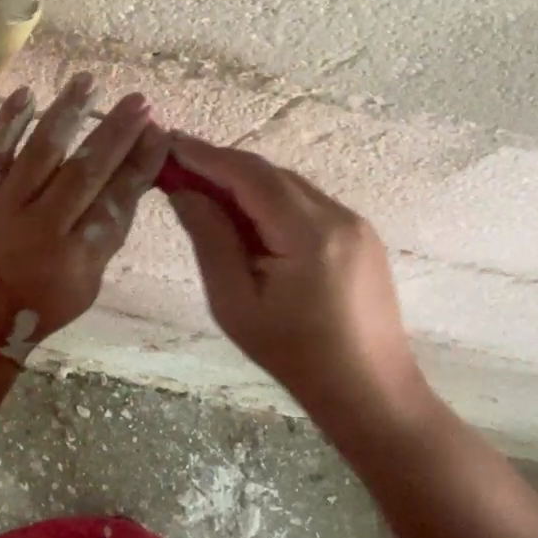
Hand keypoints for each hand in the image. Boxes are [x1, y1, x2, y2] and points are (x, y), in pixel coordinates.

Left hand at [0, 72, 169, 359]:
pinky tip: (27, 94)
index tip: (159, 131)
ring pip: (40, 152)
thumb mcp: (92, 275)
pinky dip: (8, 122)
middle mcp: (40, 227)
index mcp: (75, 254)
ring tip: (87, 82)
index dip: (139, 163)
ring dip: (65, 113)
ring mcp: (4, 207)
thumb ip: (111, 226)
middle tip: (138, 101)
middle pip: (83, 171)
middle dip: (114, 133)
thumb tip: (140, 170)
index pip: (116, 199)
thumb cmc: (50, 294)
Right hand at [164, 133, 421, 413]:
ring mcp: (354, 224)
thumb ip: (208, 237)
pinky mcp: (359, 235)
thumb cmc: (295, 355)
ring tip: (199, 188)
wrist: (372, 395)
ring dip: (241, 180)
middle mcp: (338, 216)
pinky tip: (241, 214)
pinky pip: (302, 201)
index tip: (165, 142)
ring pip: (285, 184)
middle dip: (218, 164)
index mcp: (309, 233)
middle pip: (267, 173)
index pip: (248, 174)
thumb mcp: (234, 301)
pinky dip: (266, 198)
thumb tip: (183, 190)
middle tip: (173, 166)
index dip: (204, 155)